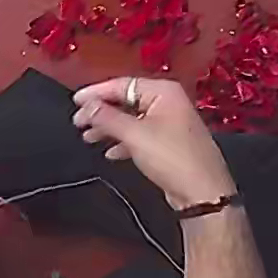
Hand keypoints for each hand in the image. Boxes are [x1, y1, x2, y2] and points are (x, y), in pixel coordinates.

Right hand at [73, 77, 238, 210]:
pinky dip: (124, 142)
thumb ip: (107, 117)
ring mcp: (170, 122)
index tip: (74, 101)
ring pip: (132, 119)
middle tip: (78, 123)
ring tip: (88, 138)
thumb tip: (86, 105)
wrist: (203, 193)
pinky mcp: (169, 143)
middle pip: (126, 101)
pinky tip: (110, 153)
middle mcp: (167, 102)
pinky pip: (140, 135)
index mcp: (163, 91)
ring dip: (109, 128)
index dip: (96, 93)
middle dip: (101, 113)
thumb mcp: (134, 135)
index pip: (122, 84)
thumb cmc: (170, 157)